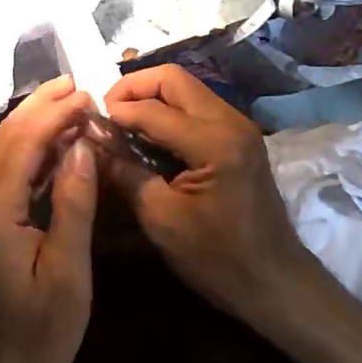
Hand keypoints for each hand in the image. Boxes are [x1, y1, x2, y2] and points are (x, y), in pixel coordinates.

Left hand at [0, 75, 99, 362]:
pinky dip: (30, 147)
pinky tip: (56, 143)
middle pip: (7, 135)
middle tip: (79, 83)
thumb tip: (81, 145)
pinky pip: (4, 167)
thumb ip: (73, 205)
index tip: (88, 92)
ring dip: (36, 121)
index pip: (23, 140)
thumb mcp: (66, 275)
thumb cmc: (34, 335)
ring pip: (3, 147)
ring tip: (72, 103)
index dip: (55, 112)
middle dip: (42, 106)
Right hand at [99, 65, 318, 331]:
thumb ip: (123, 172)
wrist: (275, 284)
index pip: (153, 109)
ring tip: (122, 120)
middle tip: (106, 112)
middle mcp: (230, 121)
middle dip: (133, 88)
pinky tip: (148, 132)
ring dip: (150, 95)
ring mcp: (237, 125)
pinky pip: (195, 104)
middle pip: (173, 78)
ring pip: (185, 87)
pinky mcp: (238, 136)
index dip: (115, 112)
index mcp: (214, 142)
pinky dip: (167, 108)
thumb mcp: (160, 218)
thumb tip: (89, 139)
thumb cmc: (217, 258)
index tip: (86, 122)